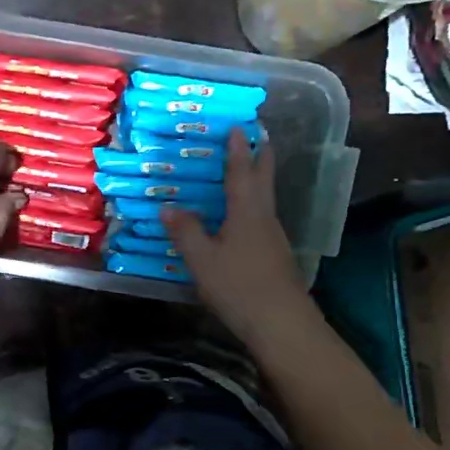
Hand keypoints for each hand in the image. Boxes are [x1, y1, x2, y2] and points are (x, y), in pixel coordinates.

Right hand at [162, 130, 312, 343]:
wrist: (281, 324)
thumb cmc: (239, 285)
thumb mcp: (202, 259)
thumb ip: (185, 232)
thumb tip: (168, 207)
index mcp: (247, 211)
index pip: (241, 171)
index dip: (238, 148)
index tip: (238, 125)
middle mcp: (264, 217)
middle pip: (264, 180)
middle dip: (260, 156)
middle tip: (257, 136)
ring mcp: (273, 238)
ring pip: (265, 199)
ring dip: (257, 180)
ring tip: (245, 171)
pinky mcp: (275, 256)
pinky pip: (261, 219)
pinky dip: (253, 206)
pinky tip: (242, 218)